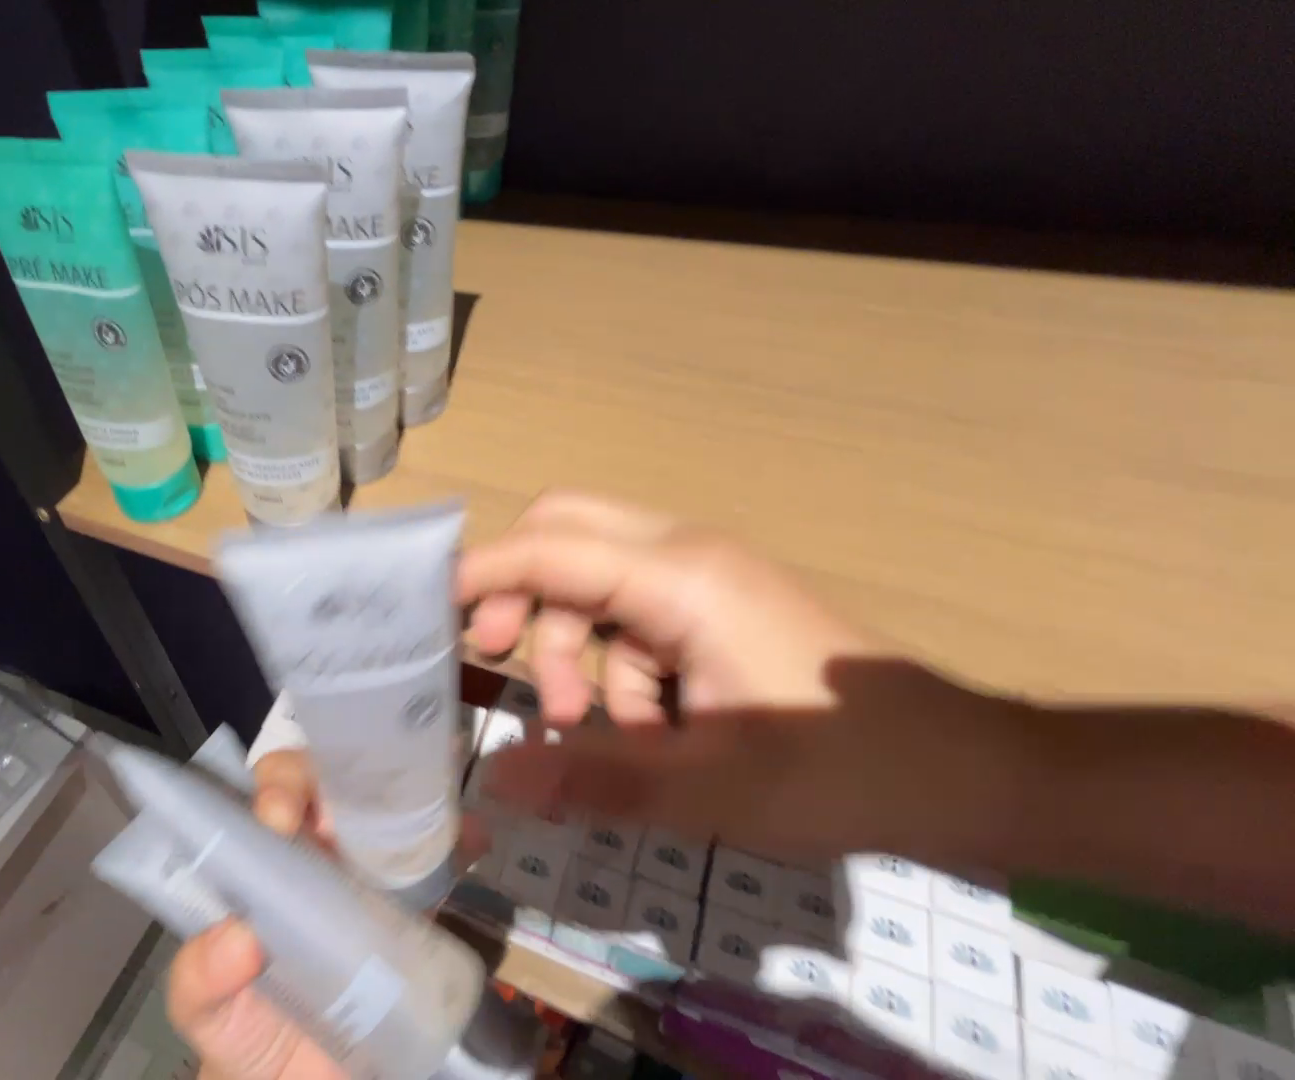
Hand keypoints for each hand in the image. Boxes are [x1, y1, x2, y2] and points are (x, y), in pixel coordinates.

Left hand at [167, 747, 485, 1079]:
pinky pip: (438, 863)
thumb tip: (238, 938)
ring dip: (409, 800)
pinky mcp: (413, 910)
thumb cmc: (246, 1029)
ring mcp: (369, 878)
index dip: (279, 784)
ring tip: (421, 815)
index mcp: (267, 859)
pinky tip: (469, 839)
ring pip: (390, 813)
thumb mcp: (204, 1007)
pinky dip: (456, 842)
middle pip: (336, 789)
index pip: (274, 791)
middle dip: (344, 785)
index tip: (280, 814)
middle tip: (342, 828)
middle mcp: (319, 854)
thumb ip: (200, 978)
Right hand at [459, 491, 1021, 867]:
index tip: (418, 609)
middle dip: (518, 593)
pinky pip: (629, 615)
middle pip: (564, 532)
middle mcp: (683, 555)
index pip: (549, 547)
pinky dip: (612, 664)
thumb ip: (593, 776)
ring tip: (585, 726)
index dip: (477, 572)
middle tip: (500, 662)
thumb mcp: (711, 787)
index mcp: (679, 577)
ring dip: (569, 646)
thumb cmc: (845, 771)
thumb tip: (494, 775)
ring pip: (591, 580)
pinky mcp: (713, 608)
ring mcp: (701, 578)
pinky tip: (642, 731)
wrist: (972, 776)